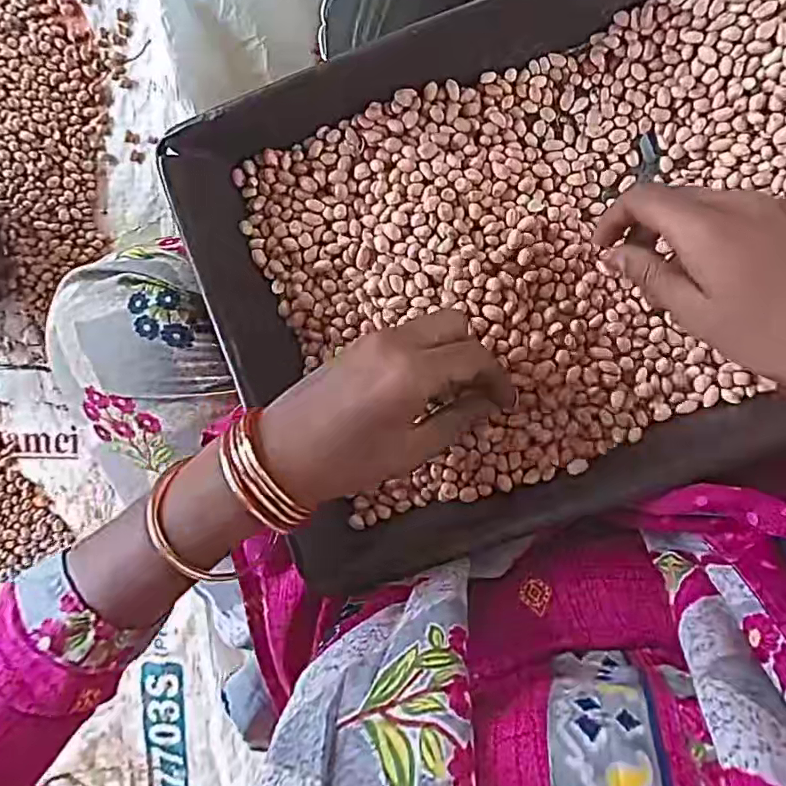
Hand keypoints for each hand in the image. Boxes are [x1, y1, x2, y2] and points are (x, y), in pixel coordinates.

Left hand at [255, 309, 513, 507]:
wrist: (279, 453)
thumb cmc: (347, 462)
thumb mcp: (411, 450)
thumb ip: (458, 420)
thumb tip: (487, 403)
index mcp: (413, 372)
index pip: (475, 356)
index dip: (498, 377)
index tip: (506, 400)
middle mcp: (398, 342)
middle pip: (458, 323)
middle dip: (477, 353)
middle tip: (479, 389)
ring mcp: (378, 336)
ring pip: (435, 323)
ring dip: (453, 347)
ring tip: (451, 389)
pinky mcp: (363, 340)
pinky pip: (412, 332)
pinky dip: (430, 348)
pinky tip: (423, 384)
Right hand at [592, 185, 785, 389]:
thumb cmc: (770, 336)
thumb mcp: (698, 314)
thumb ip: (650, 276)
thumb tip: (611, 254)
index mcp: (704, 223)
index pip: (640, 195)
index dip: (612, 218)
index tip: (602, 251)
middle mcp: (733, 199)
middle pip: (670, 195)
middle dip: (642, 225)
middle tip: (637, 271)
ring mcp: (765, 203)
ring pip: (700, 202)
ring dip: (674, 227)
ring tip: (677, 275)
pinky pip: (730, 209)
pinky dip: (706, 228)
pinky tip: (717, 266)